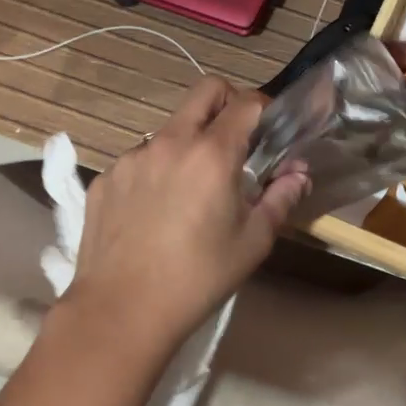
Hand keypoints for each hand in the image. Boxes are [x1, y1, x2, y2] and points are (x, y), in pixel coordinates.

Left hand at [64, 78, 308, 345]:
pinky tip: (156, 211)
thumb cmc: (197, 278)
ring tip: (191, 189)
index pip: (246, 102)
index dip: (264, 108)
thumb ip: (281, 198)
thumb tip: (299, 173)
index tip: (270, 131)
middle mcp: (171, 142)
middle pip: (206, 90)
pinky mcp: (106, 179)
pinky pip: (140, 159)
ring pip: (171, 128)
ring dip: (189, 143)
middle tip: (236, 139)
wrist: (119, 315)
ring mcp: (132, 158)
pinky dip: (156, 171)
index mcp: (213, 154)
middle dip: (228, 102)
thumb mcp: (253, 241)